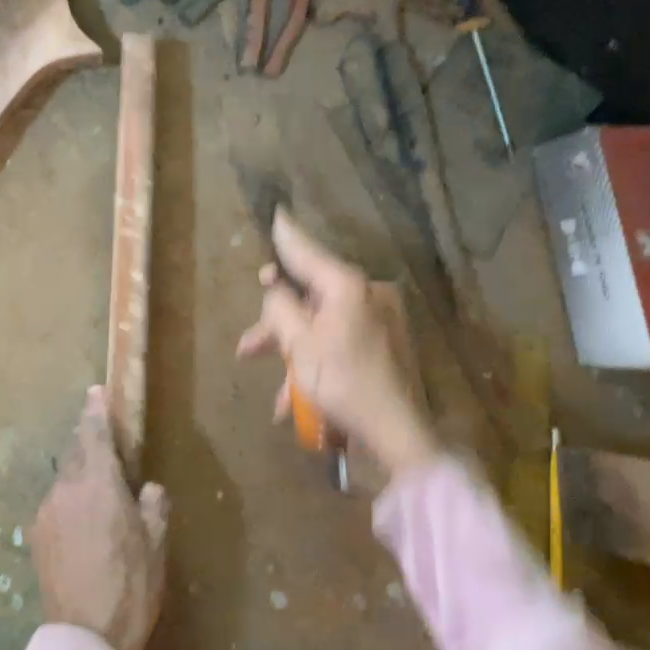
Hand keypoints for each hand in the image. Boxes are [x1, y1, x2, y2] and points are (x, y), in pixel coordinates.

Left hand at [28, 386, 168, 649]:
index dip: (95, 409)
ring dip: (79, 476)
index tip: (96, 391)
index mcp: (98, 482)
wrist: (85, 634)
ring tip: (97, 493)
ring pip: (64, 480)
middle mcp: (67, 488)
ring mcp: (47, 511)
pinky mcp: (36, 535)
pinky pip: (55, 505)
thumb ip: (154, 507)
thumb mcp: (156, 545)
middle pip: (76, 452)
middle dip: (87, 441)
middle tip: (101, 438)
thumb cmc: (129, 586)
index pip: (94, 433)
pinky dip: (69, 503)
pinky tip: (82, 525)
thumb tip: (148, 488)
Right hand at [235, 211, 440, 478]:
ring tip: (274, 395)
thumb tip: (275, 290)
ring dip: (293, 356)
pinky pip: (340, 348)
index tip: (276, 212)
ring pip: (321, 328)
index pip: (306, 252)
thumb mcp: (299, 344)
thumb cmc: (344, 382)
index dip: (286, 236)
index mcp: (348, 287)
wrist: (400, 436)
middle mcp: (368, 297)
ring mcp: (380, 324)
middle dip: (277, 327)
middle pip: (309, 298)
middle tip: (249, 343)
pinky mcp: (385, 349)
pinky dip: (317, 368)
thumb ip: (279, 308)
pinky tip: (296, 406)